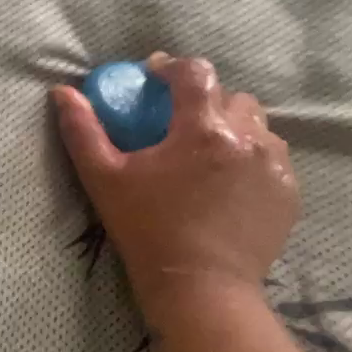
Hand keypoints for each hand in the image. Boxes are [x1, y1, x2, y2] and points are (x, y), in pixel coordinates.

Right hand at [52, 54, 299, 329]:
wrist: (200, 284)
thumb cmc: (145, 227)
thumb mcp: (102, 176)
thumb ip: (82, 129)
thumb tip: (63, 92)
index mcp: (202, 130)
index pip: (195, 74)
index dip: (172, 67)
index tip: (152, 76)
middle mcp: (247, 139)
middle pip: (231, 96)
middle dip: (203, 98)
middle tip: (174, 120)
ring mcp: (275, 166)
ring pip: (257, 124)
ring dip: (230, 125)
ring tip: (203, 149)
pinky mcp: (288, 192)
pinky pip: (271, 156)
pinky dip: (248, 154)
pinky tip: (223, 177)